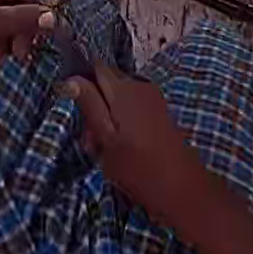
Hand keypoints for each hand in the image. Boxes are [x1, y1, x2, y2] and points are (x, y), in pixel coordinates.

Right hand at [63, 62, 212, 222]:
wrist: (181, 186)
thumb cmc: (138, 166)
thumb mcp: (106, 138)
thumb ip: (90, 105)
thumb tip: (71, 78)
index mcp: (123, 88)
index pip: (96, 67)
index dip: (82, 83)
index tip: (77, 110)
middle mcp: (138, 84)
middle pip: (107, 83)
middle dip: (94, 106)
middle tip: (92, 143)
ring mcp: (151, 96)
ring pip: (118, 97)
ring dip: (107, 118)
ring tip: (106, 152)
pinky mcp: (158, 110)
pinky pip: (132, 106)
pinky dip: (122, 123)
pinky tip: (122, 150)